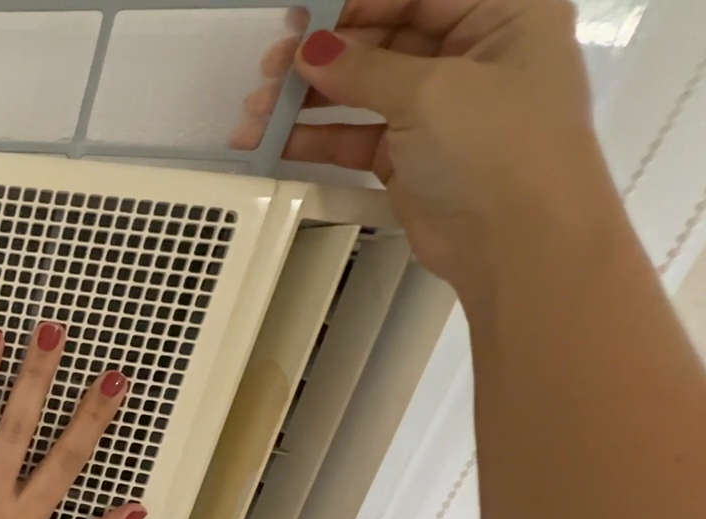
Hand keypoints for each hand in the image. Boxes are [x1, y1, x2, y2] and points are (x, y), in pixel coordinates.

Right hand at [283, 0, 612, 290]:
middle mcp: (471, 54)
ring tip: (257, 113)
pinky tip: (275, 141)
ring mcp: (436, 108)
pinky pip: (350, 134)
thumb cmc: (500, 150)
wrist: (516, 240)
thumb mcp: (432, 92)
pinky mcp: (406, 153)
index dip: (356, 5)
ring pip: (359, 90)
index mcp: (503, 14)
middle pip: (382, 39)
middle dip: (322, 55)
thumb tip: (310, 49)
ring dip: (306, 100)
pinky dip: (313, 137)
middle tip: (268, 70)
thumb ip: (364, 68)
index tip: (298, 20)